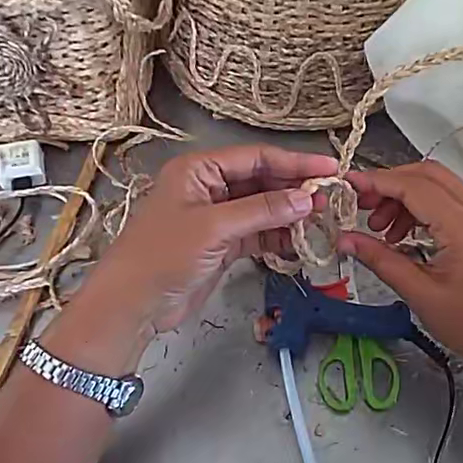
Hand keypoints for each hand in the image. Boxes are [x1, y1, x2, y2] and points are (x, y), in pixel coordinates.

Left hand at [79, 144, 338, 335]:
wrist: (133, 304)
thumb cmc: (163, 255)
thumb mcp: (214, 227)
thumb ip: (263, 210)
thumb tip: (307, 198)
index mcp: (199, 169)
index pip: (256, 158)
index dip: (295, 163)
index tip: (330, 169)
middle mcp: (209, 187)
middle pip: (261, 182)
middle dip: (294, 190)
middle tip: (329, 199)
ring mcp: (216, 217)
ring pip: (262, 209)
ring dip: (289, 215)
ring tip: (320, 221)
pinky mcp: (221, 244)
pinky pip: (257, 233)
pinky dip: (277, 237)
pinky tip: (298, 242)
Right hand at [338, 162, 462, 372]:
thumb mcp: (418, 293)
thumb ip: (380, 259)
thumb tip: (344, 240)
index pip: (416, 187)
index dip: (378, 182)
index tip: (349, 186)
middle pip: (429, 174)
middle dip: (391, 184)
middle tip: (363, 207)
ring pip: (440, 184)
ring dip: (405, 196)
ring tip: (381, 229)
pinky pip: (450, 200)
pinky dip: (422, 207)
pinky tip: (403, 235)